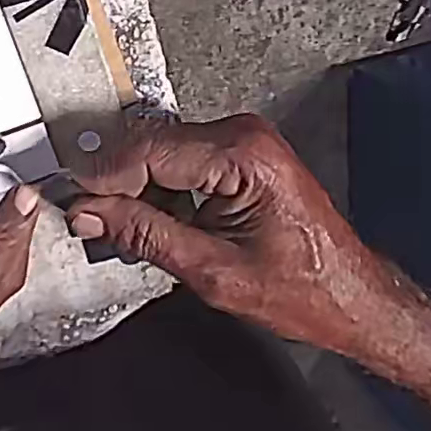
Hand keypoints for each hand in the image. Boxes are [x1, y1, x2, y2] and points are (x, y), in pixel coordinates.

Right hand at [69, 114, 380, 349]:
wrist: (353, 296)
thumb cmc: (305, 289)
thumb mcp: (214, 271)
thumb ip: (146, 235)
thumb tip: (95, 214)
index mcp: (244, 156)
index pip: (151, 152)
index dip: (105, 179)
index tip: (76, 202)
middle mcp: (244, 134)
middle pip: (153, 145)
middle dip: (116, 182)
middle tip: (89, 217)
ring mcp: (243, 139)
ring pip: (162, 149)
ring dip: (135, 185)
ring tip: (118, 225)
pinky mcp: (239, 151)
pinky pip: (181, 156)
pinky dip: (158, 184)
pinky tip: (150, 215)